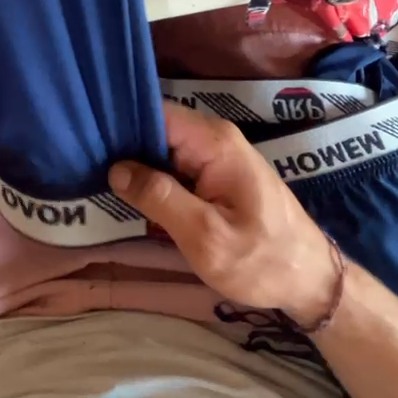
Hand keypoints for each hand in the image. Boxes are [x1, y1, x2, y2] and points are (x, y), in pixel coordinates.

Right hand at [110, 102, 340, 323]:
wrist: (313, 284)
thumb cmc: (262, 261)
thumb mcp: (205, 237)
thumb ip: (159, 198)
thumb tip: (116, 169)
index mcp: (213, 141)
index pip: (154, 112)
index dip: (120, 124)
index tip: (87, 139)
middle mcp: (213, 137)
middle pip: (155, 127)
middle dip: (122, 145)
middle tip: (84, 164)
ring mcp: (215, 155)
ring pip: (161, 147)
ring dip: (134, 164)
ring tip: (95, 176)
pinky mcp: (215, 174)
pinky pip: (173, 164)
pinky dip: (151, 177)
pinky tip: (127, 192)